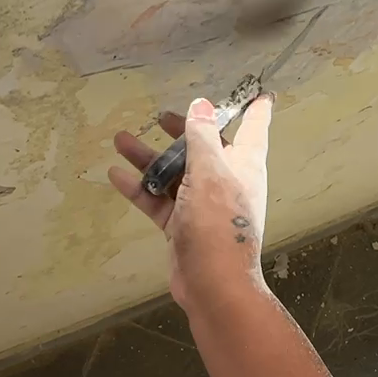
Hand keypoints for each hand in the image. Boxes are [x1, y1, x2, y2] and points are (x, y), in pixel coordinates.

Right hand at [109, 95, 273, 309]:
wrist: (212, 283)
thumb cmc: (217, 224)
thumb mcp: (210, 173)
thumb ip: (202, 137)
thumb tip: (202, 105)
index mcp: (244, 166)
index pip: (254, 129)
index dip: (256, 109)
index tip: (261, 92)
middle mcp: (226, 183)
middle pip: (205, 149)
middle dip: (183, 131)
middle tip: (161, 116)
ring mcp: (203, 206)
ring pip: (176, 174)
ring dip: (150, 158)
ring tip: (121, 139)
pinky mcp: (183, 226)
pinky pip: (160, 201)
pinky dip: (140, 188)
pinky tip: (116, 174)